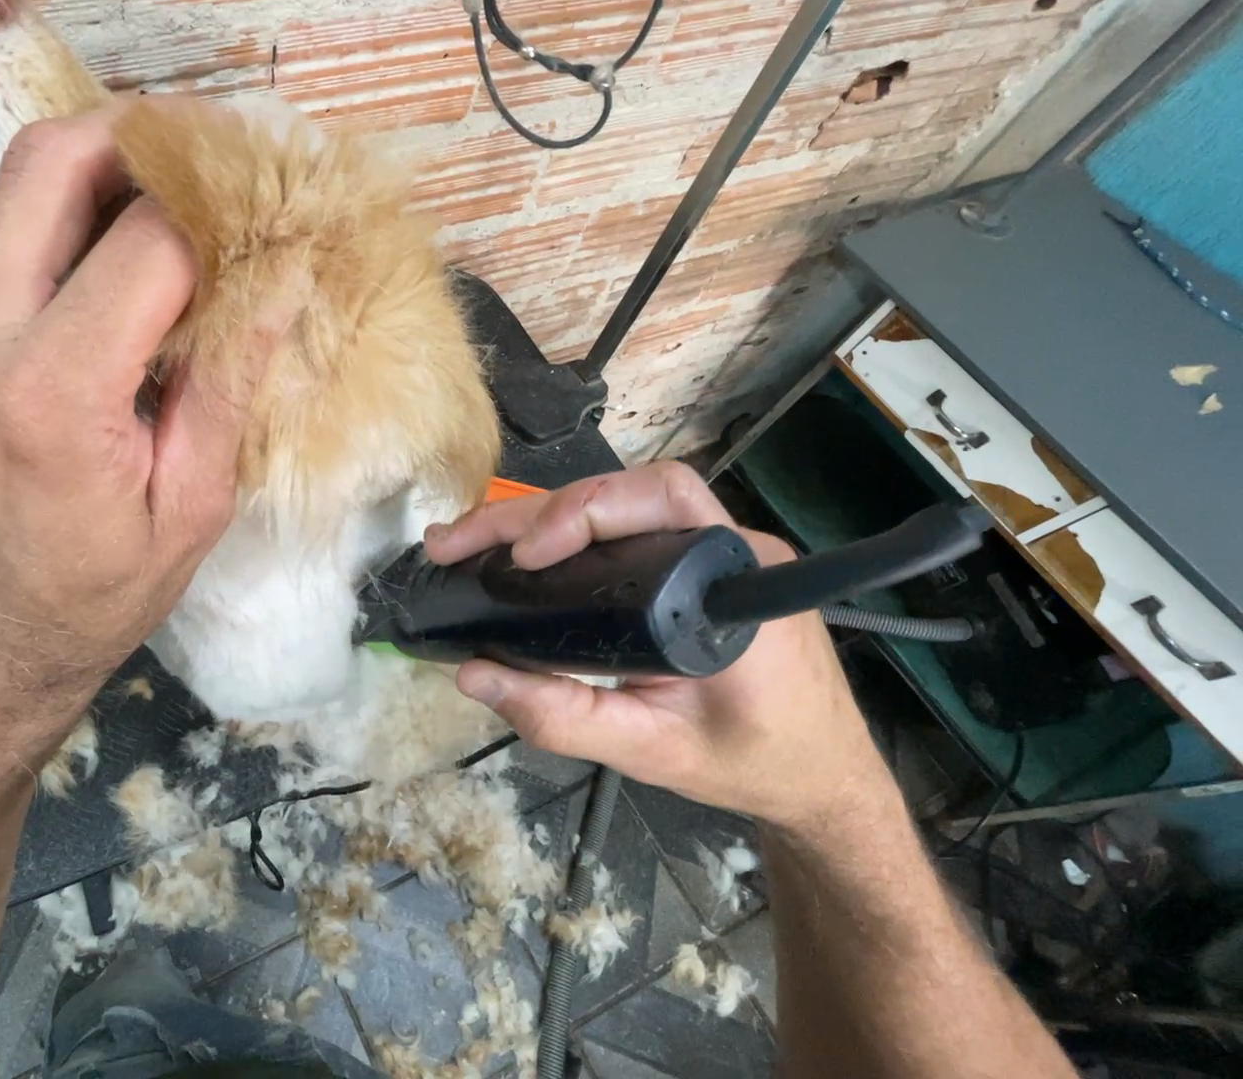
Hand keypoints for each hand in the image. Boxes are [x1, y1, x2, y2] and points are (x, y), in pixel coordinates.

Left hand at [0, 0, 298, 750]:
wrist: (10, 632)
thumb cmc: (106, 587)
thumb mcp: (192, 508)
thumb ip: (230, 385)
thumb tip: (283, 278)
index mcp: (61, 393)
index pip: (150, 249)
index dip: (218, 213)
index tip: (266, 206)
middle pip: (52, 176)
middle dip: (136, 137)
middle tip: (197, 143)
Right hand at [425, 463, 892, 832]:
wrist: (820, 776)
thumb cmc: (750, 763)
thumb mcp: (651, 751)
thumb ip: (563, 719)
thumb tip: (472, 675)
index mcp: (734, 584)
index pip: (662, 500)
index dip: (583, 513)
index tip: (526, 560)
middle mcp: (729, 550)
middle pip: (621, 495)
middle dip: (527, 515)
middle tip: (452, 543)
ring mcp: (713, 552)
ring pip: (616, 507)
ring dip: (535, 520)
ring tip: (467, 546)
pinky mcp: (693, 566)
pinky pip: (623, 533)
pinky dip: (562, 538)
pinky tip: (515, 557)